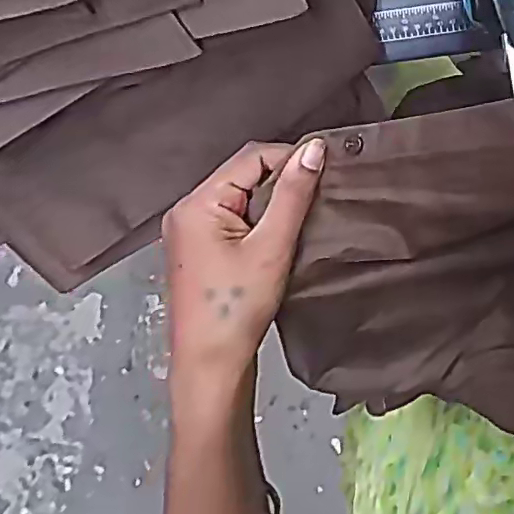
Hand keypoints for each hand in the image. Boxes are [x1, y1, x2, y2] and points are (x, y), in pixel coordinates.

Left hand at [160, 139, 326, 399]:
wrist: (211, 363)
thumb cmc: (235, 309)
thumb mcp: (272, 246)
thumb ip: (294, 194)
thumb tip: (313, 149)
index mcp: (197, 204)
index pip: (251, 157)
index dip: (290, 158)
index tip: (324, 171)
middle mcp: (188, 210)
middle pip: (245, 173)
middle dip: (283, 179)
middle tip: (318, 196)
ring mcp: (192, 230)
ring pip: (243, 195)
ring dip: (275, 200)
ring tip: (303, 217)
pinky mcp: (202, 247)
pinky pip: (237, 215)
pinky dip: (263, 218)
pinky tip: (282, 234)